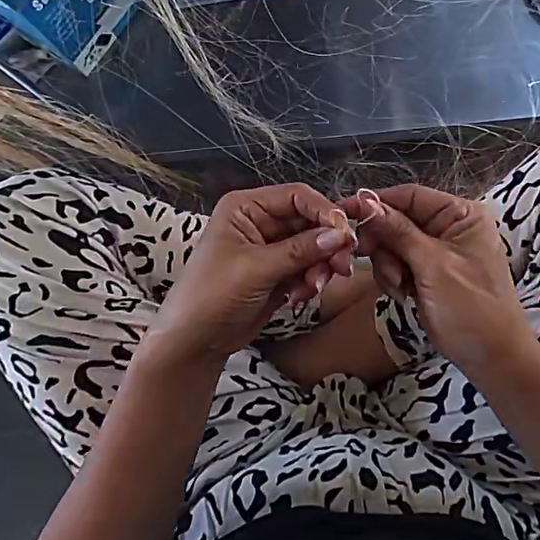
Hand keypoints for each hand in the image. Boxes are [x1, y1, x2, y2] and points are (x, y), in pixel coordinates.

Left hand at [146, 184, 355, 365]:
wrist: (194, 343)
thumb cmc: (210, 296)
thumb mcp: (255, 269)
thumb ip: (299, 250)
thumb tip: (340, 235)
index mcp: (246, 207)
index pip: (296, 196)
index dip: (324, 211)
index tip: (345, 233)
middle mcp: (260, 221)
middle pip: (310, 221)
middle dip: (327, 245)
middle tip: (342, 267)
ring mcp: (271, 247)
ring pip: (314, 246)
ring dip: (321, 266)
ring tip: (313, 288)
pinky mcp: (279, 271)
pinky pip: (309, 267)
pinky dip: (311, 280)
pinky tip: (299, 297)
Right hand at [341, 185, 532, 371]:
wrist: (492, 359)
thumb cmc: (472, 308)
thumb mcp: (433, 265)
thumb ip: (398, 232)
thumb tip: (366, 202)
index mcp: (461, 214)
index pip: (411, 195)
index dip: (377, 202)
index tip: (344, 212)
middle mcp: (450, 227)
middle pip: (397, 219)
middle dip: (384, 243)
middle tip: (367, 257)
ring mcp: (438, 252)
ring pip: (392, 244)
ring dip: (388, 265)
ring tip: (401, 287)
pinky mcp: (428, 274)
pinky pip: (398, 265)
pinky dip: (394, 278)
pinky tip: (405, 295)